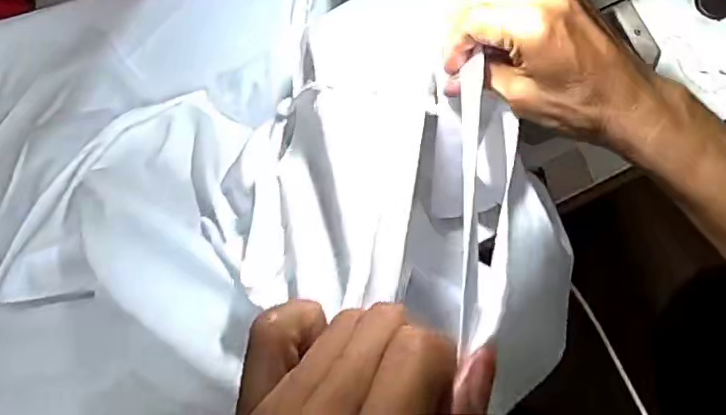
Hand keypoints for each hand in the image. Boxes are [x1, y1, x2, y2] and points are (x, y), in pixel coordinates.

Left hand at [237, 301, 494, 414]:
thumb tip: (479, 357)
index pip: (417, 347)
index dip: (442, 363)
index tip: (441, 394)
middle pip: (384, 322)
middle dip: (409, 349)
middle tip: (411, 393)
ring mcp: (273, 410)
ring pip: (344, 318)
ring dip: (367, 342)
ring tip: (372, 383)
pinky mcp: (246, 404)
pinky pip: (275, 328)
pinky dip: (307, 330)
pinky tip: (325, 359)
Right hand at [443, 0, 675, 157]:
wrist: (630, 102)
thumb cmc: (588, 104)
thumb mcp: (524, 97)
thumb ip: (486, 77)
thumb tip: (463, 73)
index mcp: (532, 22)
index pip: (473, 17)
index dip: (455, 44)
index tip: (453, 65)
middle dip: (466, 23)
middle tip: (462, 55)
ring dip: (487, 4)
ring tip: (483, 39)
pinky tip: (508, 29)